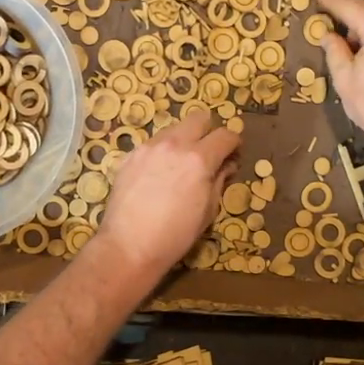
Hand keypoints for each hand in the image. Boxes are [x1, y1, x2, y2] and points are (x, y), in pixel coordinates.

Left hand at [93, 109, 239, 277]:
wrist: (129, 246)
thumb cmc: (176, 235)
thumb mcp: (208, 210)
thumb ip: (219, 180)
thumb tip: (227, 164)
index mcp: (199, 159)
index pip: (226, 135)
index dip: (234, 143)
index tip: (233, 154)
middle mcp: (174, 144)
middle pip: (199, 119)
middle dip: (209, 132)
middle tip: (209, 154)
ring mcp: (149, 147)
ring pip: (174, 128)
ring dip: (184, 140)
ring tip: (181, 165)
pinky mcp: (130, 155)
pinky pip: (153, 143)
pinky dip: (163, 151)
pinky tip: (159, 174)